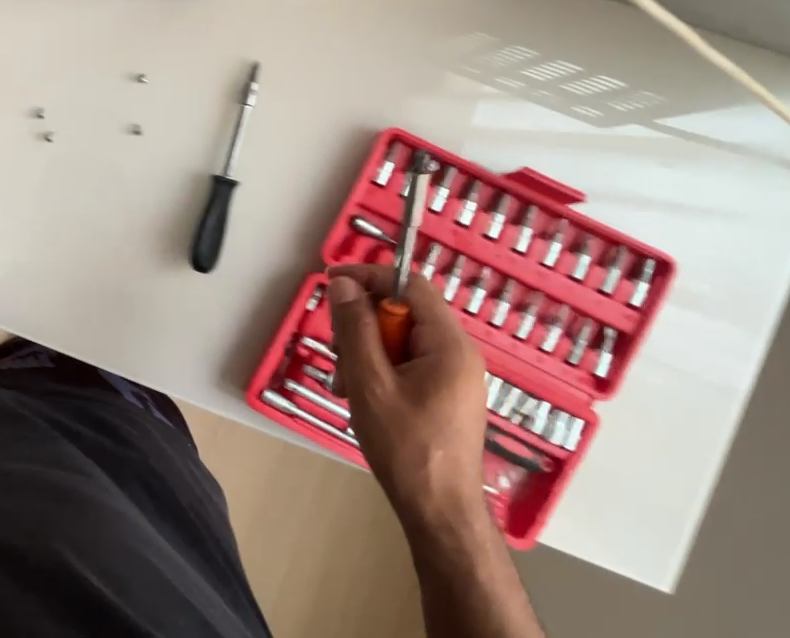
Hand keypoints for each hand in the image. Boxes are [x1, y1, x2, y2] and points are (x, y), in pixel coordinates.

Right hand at [325, 263, 489, 534]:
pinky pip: (408, 363)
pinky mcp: (446, 396)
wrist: (440, 512)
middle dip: (361, 323)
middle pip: (404, 311)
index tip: (330, 283)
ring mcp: (455, 377)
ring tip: (346, 383)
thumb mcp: (369, 382)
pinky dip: (379, 369)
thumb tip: (342, 283)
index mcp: (449, 345)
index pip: (411, 285)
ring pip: (401, 339)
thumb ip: (354, 328)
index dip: (369, 277)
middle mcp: (459, 354)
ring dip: (365, 350)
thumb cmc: (405, 446)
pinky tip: (361, 396)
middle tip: (336, 351)